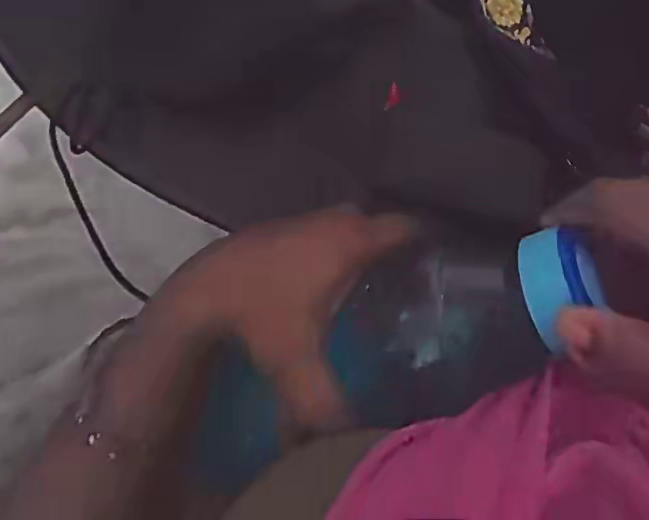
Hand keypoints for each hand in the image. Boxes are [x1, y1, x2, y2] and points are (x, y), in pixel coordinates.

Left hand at [146, 207, 415, 435]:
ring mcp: (307, 218)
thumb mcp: (298, 365)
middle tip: (409, 276)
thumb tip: (353, 430)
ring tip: (375, 279)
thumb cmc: (261, 315)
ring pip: (347, 223)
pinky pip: (324, 228)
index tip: (442, 258)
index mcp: (350, 241)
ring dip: (361, 243)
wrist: (206, 286)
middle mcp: (334, 221)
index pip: (403, 226)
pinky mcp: (284, 224)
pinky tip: (329, 276)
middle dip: (393, 245)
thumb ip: (328, 402)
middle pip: (377, 223)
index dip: (425, 238)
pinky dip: (334, 244)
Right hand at [545, 179, 648, 440]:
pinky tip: (637, 249)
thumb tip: (558, 320)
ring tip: (597, 247)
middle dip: (586, 209)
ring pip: (642, 188)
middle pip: (622, 187)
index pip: (610, 198)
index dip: (568, 209)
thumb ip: (611, 345)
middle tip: (565, 244)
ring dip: (612, 210)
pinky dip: (636, 213)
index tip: (543, 231)